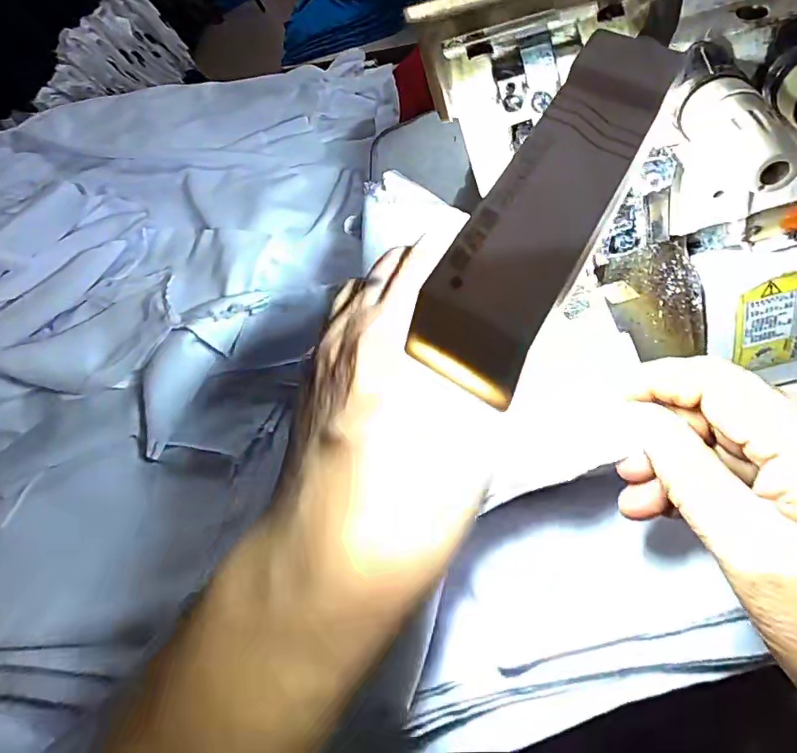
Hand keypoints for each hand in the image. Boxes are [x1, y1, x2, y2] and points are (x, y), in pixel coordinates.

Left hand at [269, 240, 500, 613]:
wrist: (325, 560)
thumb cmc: (407, 506)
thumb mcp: (468, 438)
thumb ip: (480, 374)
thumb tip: (490, 335)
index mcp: (384, 339)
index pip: (417, 264)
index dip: (448, 243)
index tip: (475, 237)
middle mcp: (345, 335)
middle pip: (383, 270)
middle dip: (423, 259)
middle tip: (462, 272)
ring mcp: (319, 356)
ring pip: (355, 292)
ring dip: (390, 284)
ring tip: (425, 302)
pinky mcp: (307, 380)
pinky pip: (337, 322)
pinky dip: (363, 310)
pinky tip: (384, 340)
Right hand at [615, 358, 796, 752]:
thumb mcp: (748, 552)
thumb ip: (684, 471)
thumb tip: (638, 419)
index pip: (718, 382)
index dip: (655, 385)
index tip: (608, 407)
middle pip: (730, 411)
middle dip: (670, 439)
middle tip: (625, 473)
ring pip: (745, 441)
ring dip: (691, 465)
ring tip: (643, 499)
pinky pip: (772, 466)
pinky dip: (727, 484)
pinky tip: (685, 506)